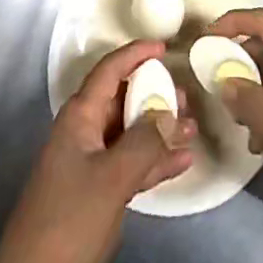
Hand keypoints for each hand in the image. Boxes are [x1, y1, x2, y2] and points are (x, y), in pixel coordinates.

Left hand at [0, 40, 196, 262]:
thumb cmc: (70, 216)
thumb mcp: (111, 177)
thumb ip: (143, 141)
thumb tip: (170, 111)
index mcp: (80, 116)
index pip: (109, 71)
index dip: (135, 54)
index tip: (164, 46)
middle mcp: (85, 131)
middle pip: (123, 99)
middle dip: (155, 94)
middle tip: (187, 94)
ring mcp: (91, 162)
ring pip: (131, 132)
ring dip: (161, 129)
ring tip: (192, 126)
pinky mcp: (98, 191)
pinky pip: (132, 163)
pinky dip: (155, 160)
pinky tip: (182, 160)